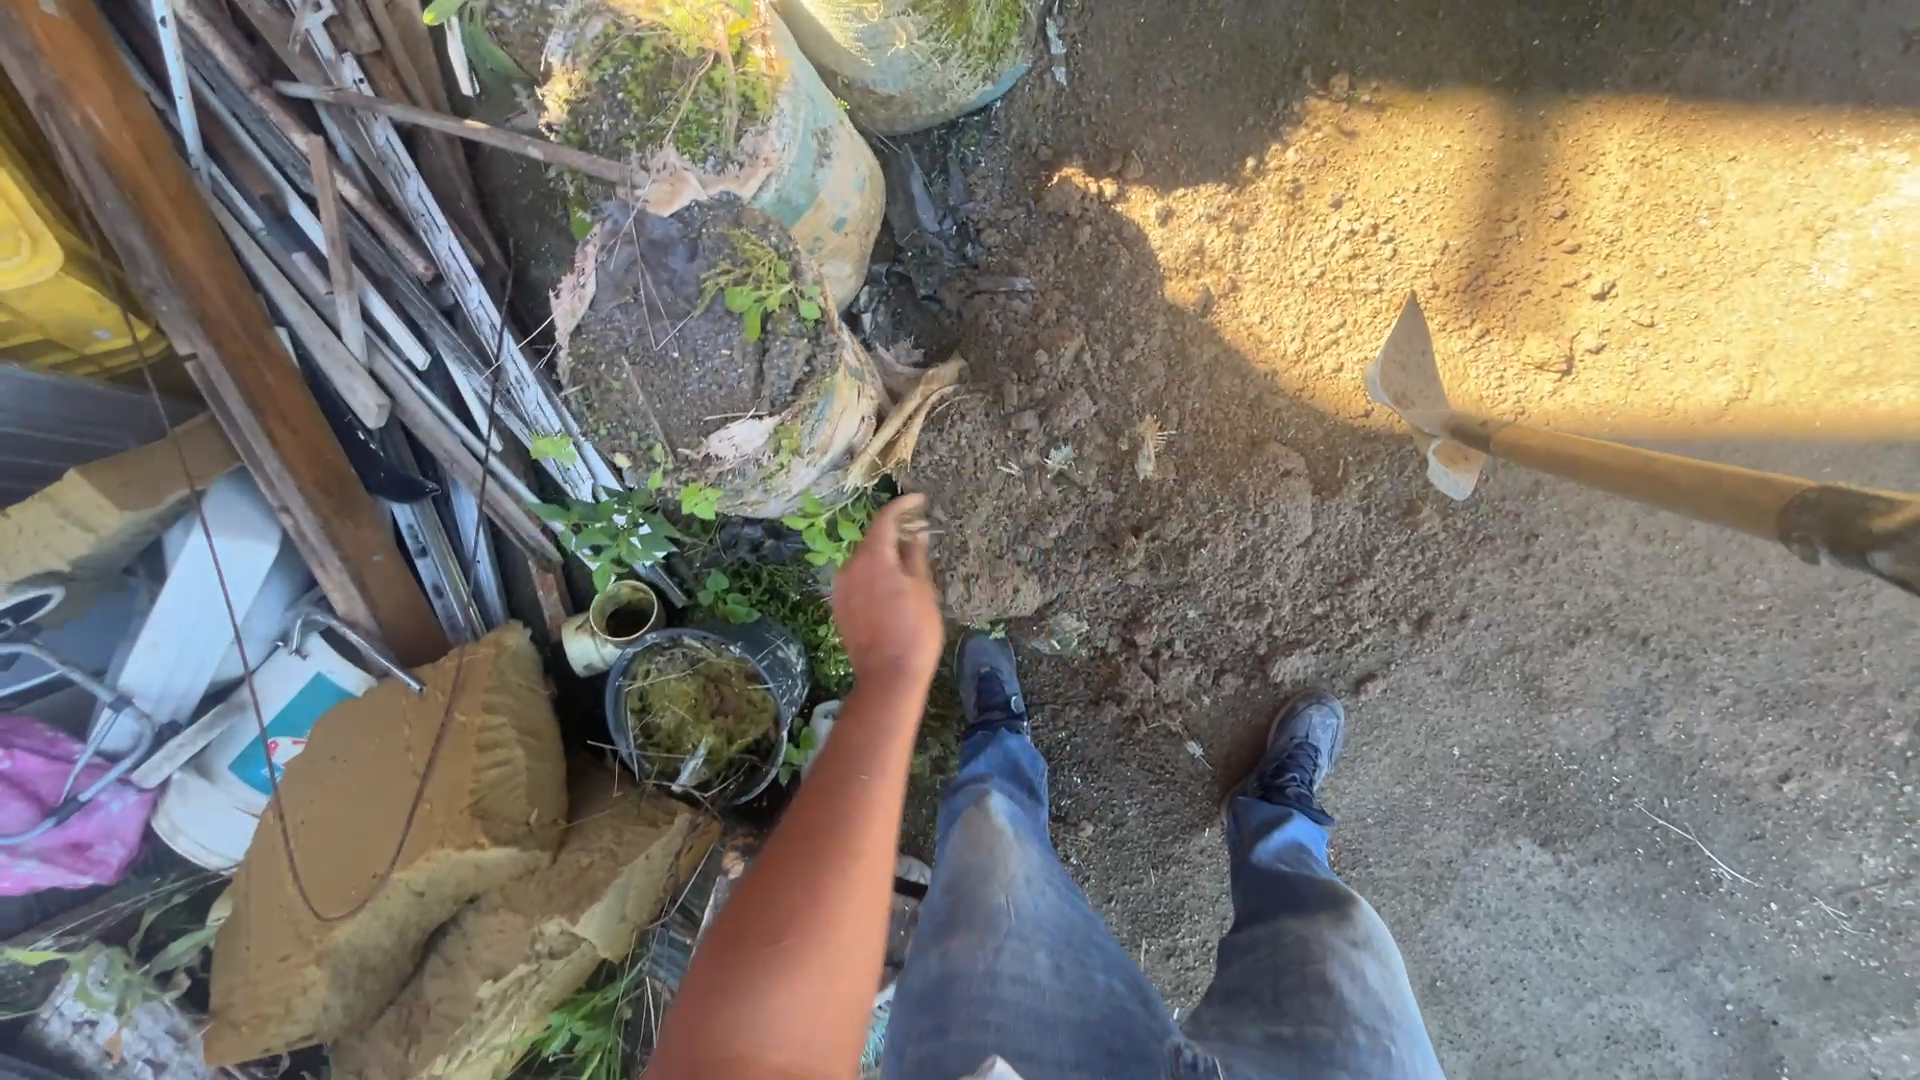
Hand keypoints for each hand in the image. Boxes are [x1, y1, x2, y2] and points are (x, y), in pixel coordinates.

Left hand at [831, 494, 943, 689]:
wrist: (888, 676)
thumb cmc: (915, 632)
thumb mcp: (923, 589)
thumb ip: (916, 556)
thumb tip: (915, 532)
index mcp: (873, 557)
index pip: (885, 519)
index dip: (902, 505)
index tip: (919, 500)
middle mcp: (850, 567)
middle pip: (872, 540)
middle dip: (894, 534)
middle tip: (917, 535)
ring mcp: (840, 588)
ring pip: (863, 561)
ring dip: (883, 556)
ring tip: (906, 565)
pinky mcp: (838, 607)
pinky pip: (856, 580)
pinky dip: (872, 576)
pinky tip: (890, 588)